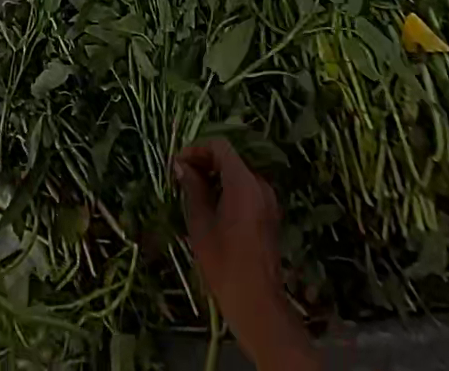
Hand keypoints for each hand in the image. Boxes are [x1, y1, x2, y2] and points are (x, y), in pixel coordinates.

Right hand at [173, 140, 317, 370]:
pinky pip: (246, 188)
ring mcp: (268, 199)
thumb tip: (181, 165)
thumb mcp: (201, 223)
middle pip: (231, 157)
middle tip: (182, 176)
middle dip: (205, 161)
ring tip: (193, 190)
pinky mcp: (269, 214)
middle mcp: (260, 185)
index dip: (197, 149)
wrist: (257, 303)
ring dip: (216, 174)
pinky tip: (211, 205)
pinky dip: (228, 187)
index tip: (178, 163)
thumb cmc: (224, 263)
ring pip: (238, 172)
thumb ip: (193, 188)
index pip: (220, 147)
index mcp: (244, 183)